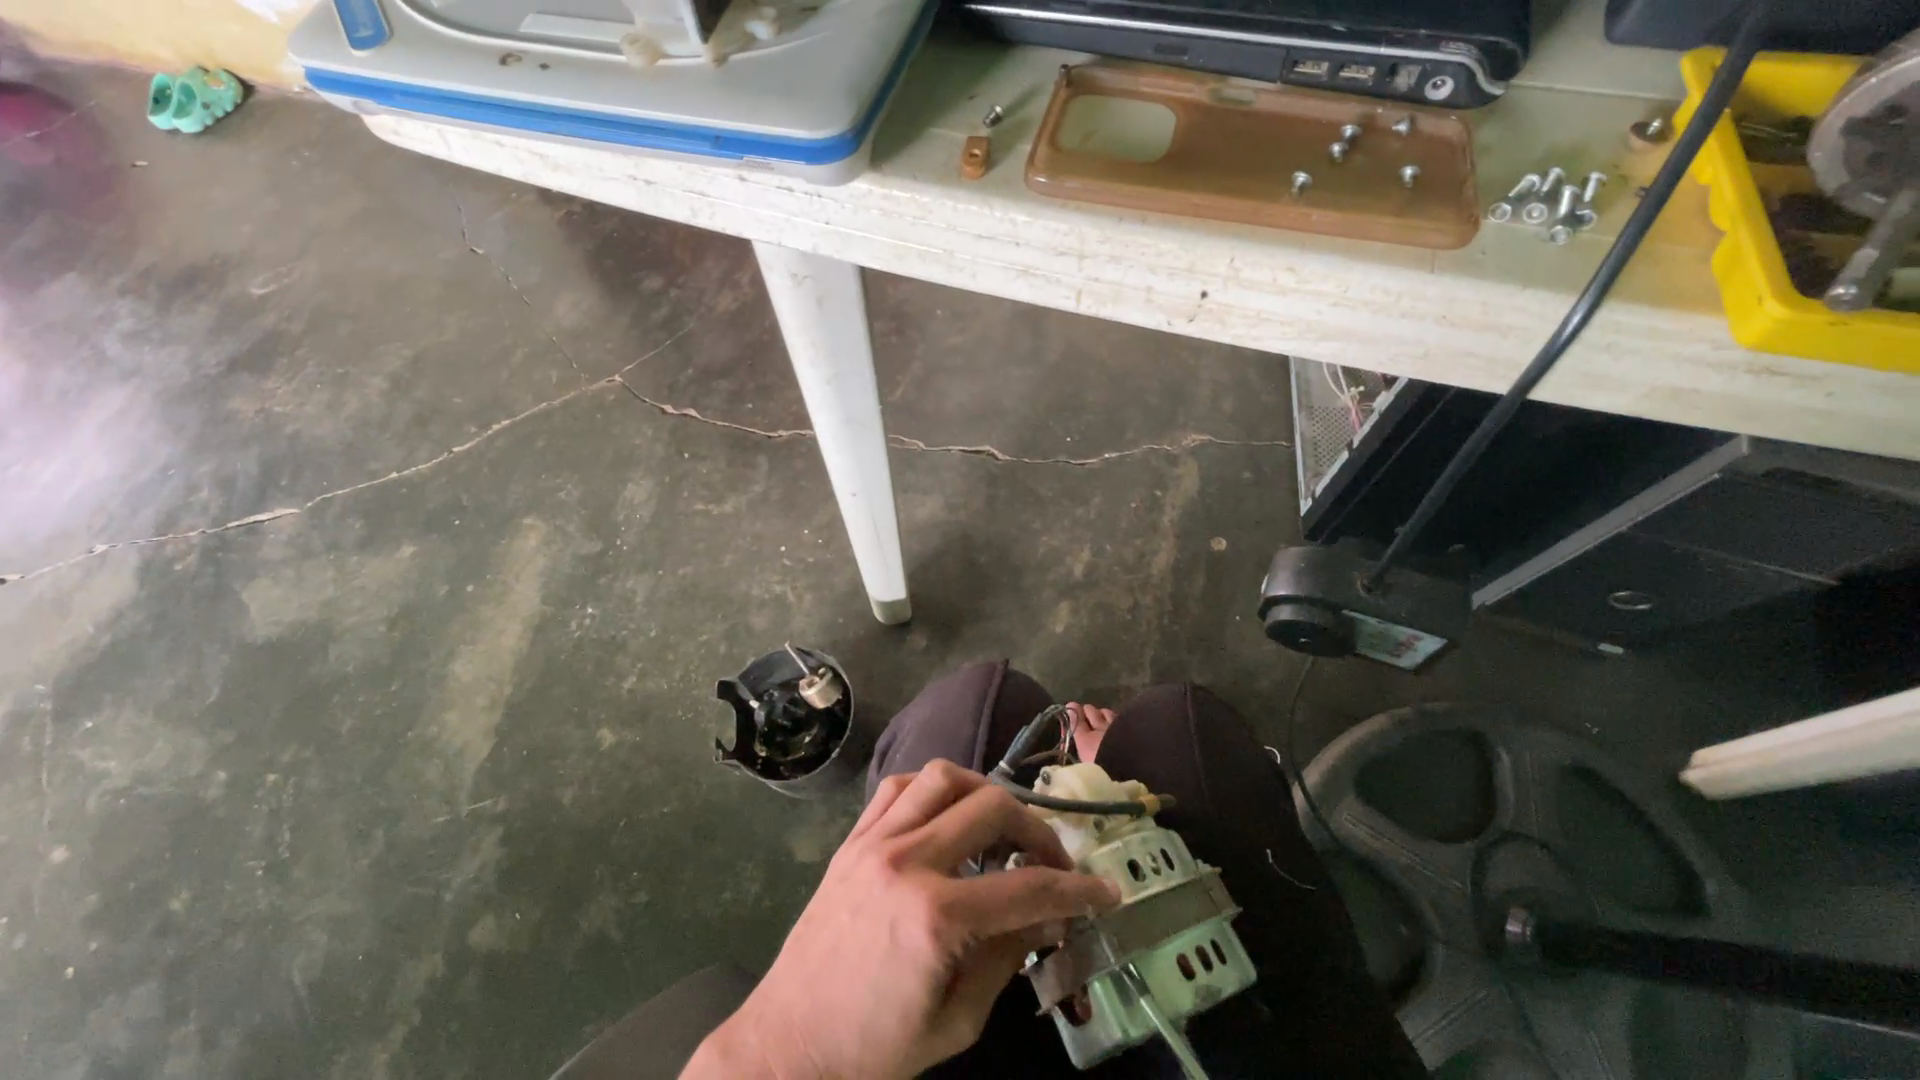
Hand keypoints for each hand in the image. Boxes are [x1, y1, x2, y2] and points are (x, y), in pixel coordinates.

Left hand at [685, 760, 1121, 1078]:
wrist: (788, 1044)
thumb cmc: (874, 1048)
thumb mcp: (957, 1021)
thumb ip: (1007, 958)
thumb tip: (1046, 917)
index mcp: (936, 916)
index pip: (1028, 887)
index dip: (1077, 890)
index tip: (1106, 893)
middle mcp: (906, 861)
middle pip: (992, 808)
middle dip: (1038, 831)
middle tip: (1052, 862)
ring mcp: (873, 843)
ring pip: (943, 778)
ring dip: (986, 794)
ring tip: (1003, 827)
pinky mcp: (851, 842)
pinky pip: (898, 788)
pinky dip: (933, 790)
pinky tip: (948, 817)